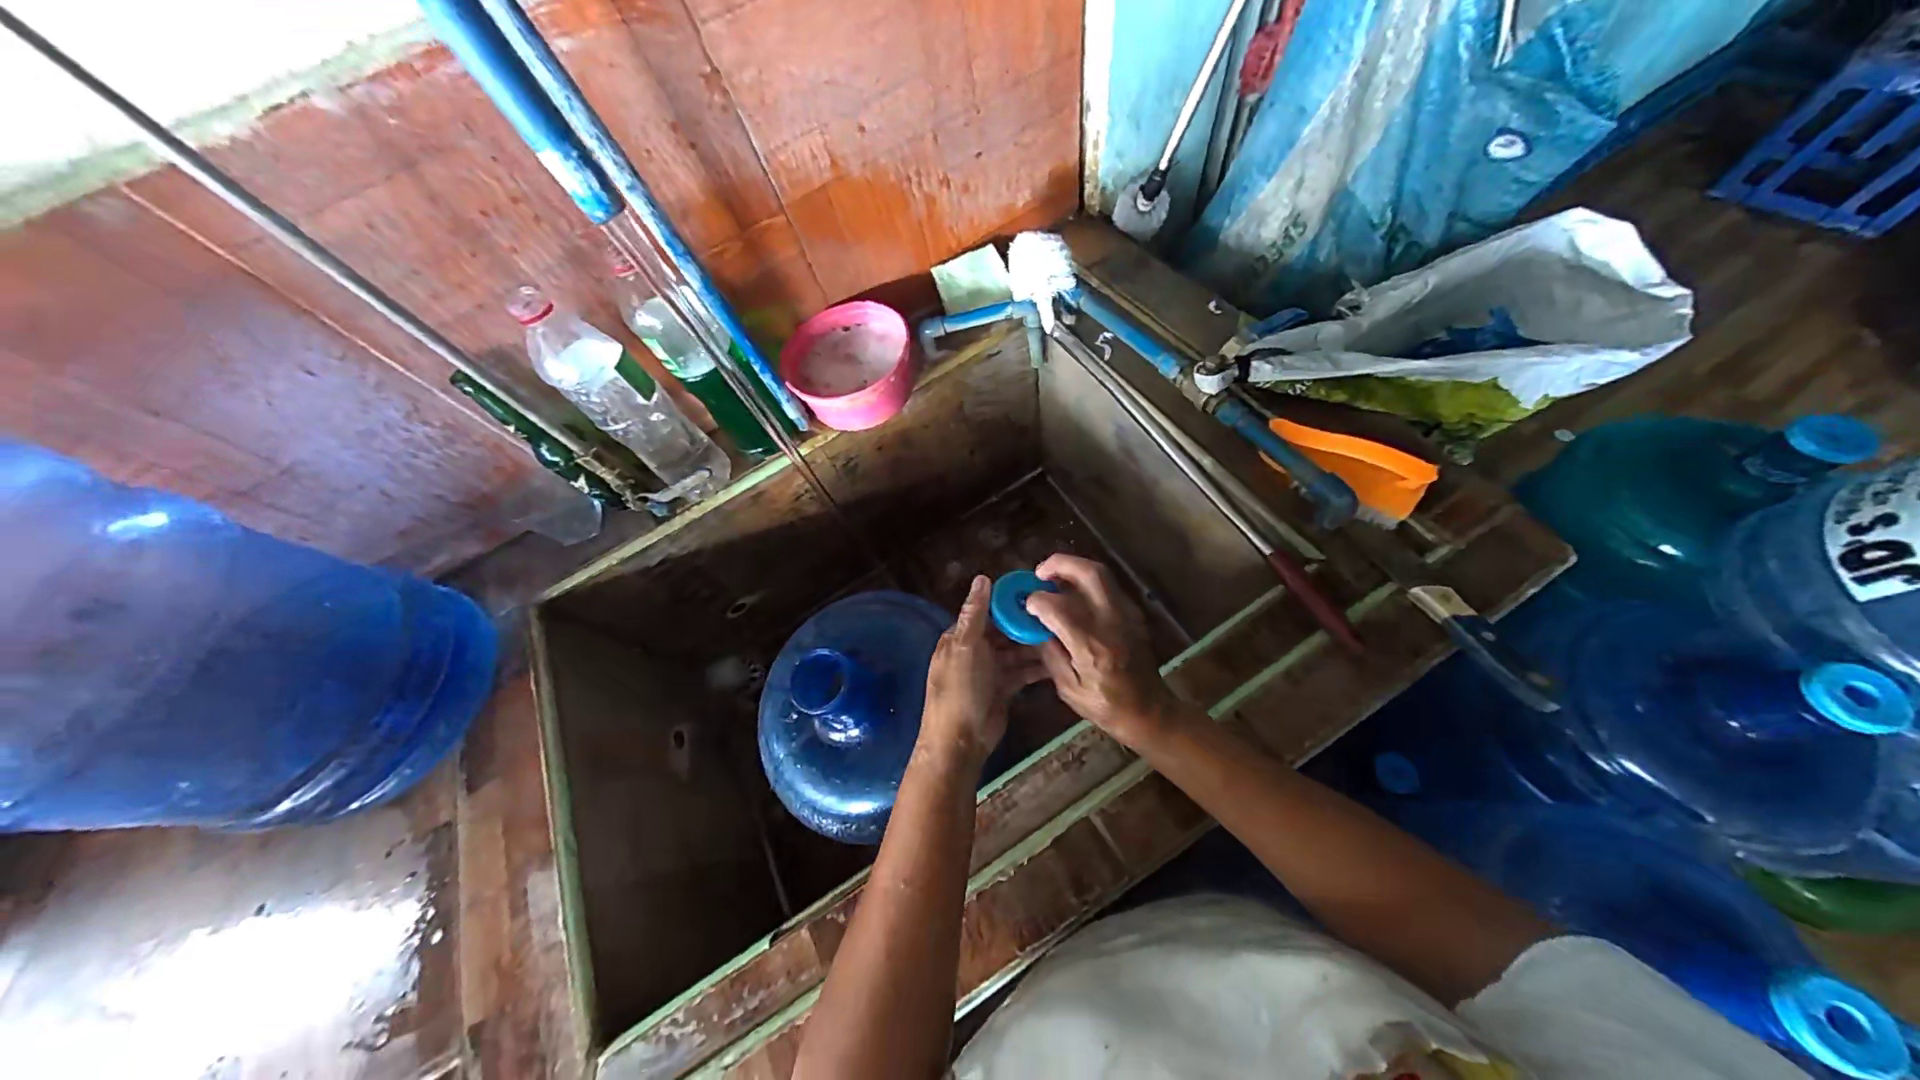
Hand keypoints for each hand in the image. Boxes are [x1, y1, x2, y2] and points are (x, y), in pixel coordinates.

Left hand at [921, 576, 1048, 767]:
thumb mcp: (966, 647)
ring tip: (1062, 636)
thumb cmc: (960, 689)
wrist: (961, 741)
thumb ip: (975, 613)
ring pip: (1015, 652)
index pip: (986, 613)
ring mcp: (988, 671)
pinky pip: (1022, 672)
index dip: (1009, 604)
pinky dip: (1036, 667)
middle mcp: (973, 651)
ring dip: (1034, 646)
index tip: (1037, 595)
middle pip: (1004, 632)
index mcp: (959, 637)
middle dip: (1025, 626)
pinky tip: (1058, 660)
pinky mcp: (1002, 689)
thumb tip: (982, 578)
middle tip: (1057, 616)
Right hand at [1025, 554, 1182, 748]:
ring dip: (1074, 568)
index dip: (1037, 601)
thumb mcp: (1068, 688)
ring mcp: (1128, 615)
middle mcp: (1112, 623)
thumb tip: (1036, 625)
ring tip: (1054, 578)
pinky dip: (1087, 581)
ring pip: (1102, 573)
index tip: (1027, 605)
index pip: (1059, 608)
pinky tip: (1074, 593)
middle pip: (1089, 574)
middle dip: (1060, 564)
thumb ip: (1050, 653)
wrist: (1149, 710)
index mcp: (1092, 647)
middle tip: (1040, 573)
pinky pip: (1109, 586)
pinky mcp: (1135, 614)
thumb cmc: (1105, 706)